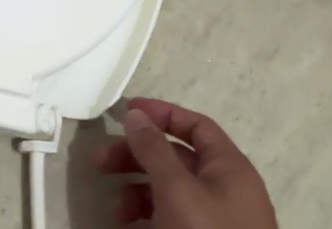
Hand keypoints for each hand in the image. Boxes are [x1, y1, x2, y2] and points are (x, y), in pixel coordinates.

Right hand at [95, 98, 276, 228]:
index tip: (125, 113)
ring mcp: (220, 222)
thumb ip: (154, 148)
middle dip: (137, 156)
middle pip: (177, 157)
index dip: (161, 113)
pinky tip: (130, 226)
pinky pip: (175, 218)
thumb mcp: (176, 190)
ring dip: (139, 190)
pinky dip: (150, 216)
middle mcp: (228, 191)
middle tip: (102, 161)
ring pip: (172, 190)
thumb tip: (136, 114)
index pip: (196, 125)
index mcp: (230, 169)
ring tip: (115, 208)